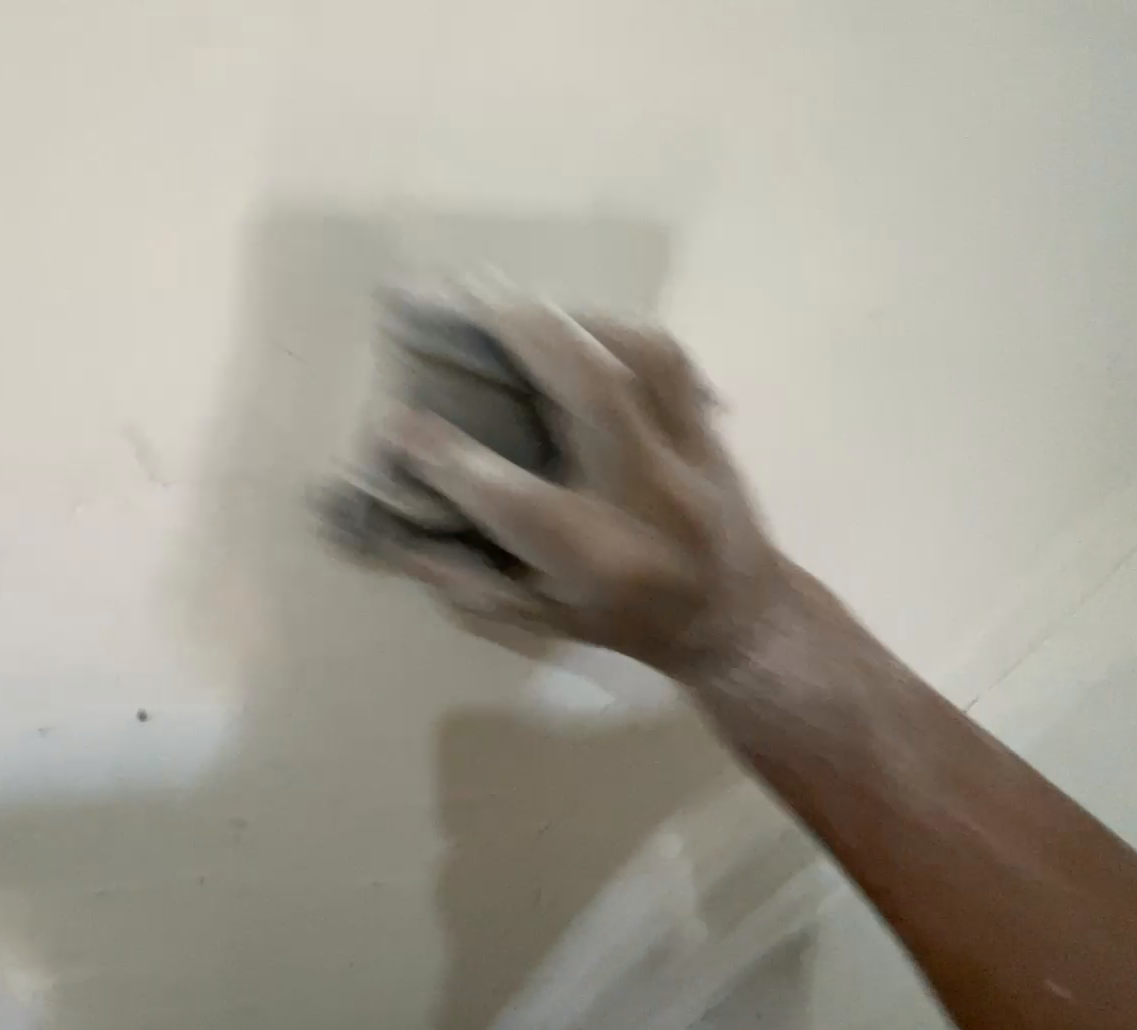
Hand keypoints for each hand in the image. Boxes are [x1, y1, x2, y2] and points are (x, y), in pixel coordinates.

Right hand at [375, 291, 790, 675]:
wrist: (740, 620)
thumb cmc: (625, 624)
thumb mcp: (538, 622)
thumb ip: (468, 583)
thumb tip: (400, 536)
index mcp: (595, 558)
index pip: (510, 499)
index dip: (447, 457)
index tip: (396, 420)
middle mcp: (647, 499)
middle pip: (595, 396)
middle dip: (529, 336)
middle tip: (471, 298)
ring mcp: (690, 456)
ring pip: (643, 362)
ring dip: (574, 320)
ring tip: (520, 302)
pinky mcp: (711, 430)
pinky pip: (670, 359)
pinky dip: (617, 329)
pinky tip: (578, 321)